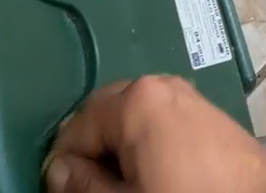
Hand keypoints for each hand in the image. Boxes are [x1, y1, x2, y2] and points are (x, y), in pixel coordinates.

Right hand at [45, 75, 265, 192]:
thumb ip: (87, 187)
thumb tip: (59, 171)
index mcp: (135, 99)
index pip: (77, 126)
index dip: (63, 165)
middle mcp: (157, 84)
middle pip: (104, 113)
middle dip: (92, 151)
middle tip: (91, 190)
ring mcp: (186, 95)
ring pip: (132, 117)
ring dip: (118, 149)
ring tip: (123, 186)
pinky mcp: (207, 114)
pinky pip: (159, 122)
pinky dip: (145, 145)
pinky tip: (153, 176)